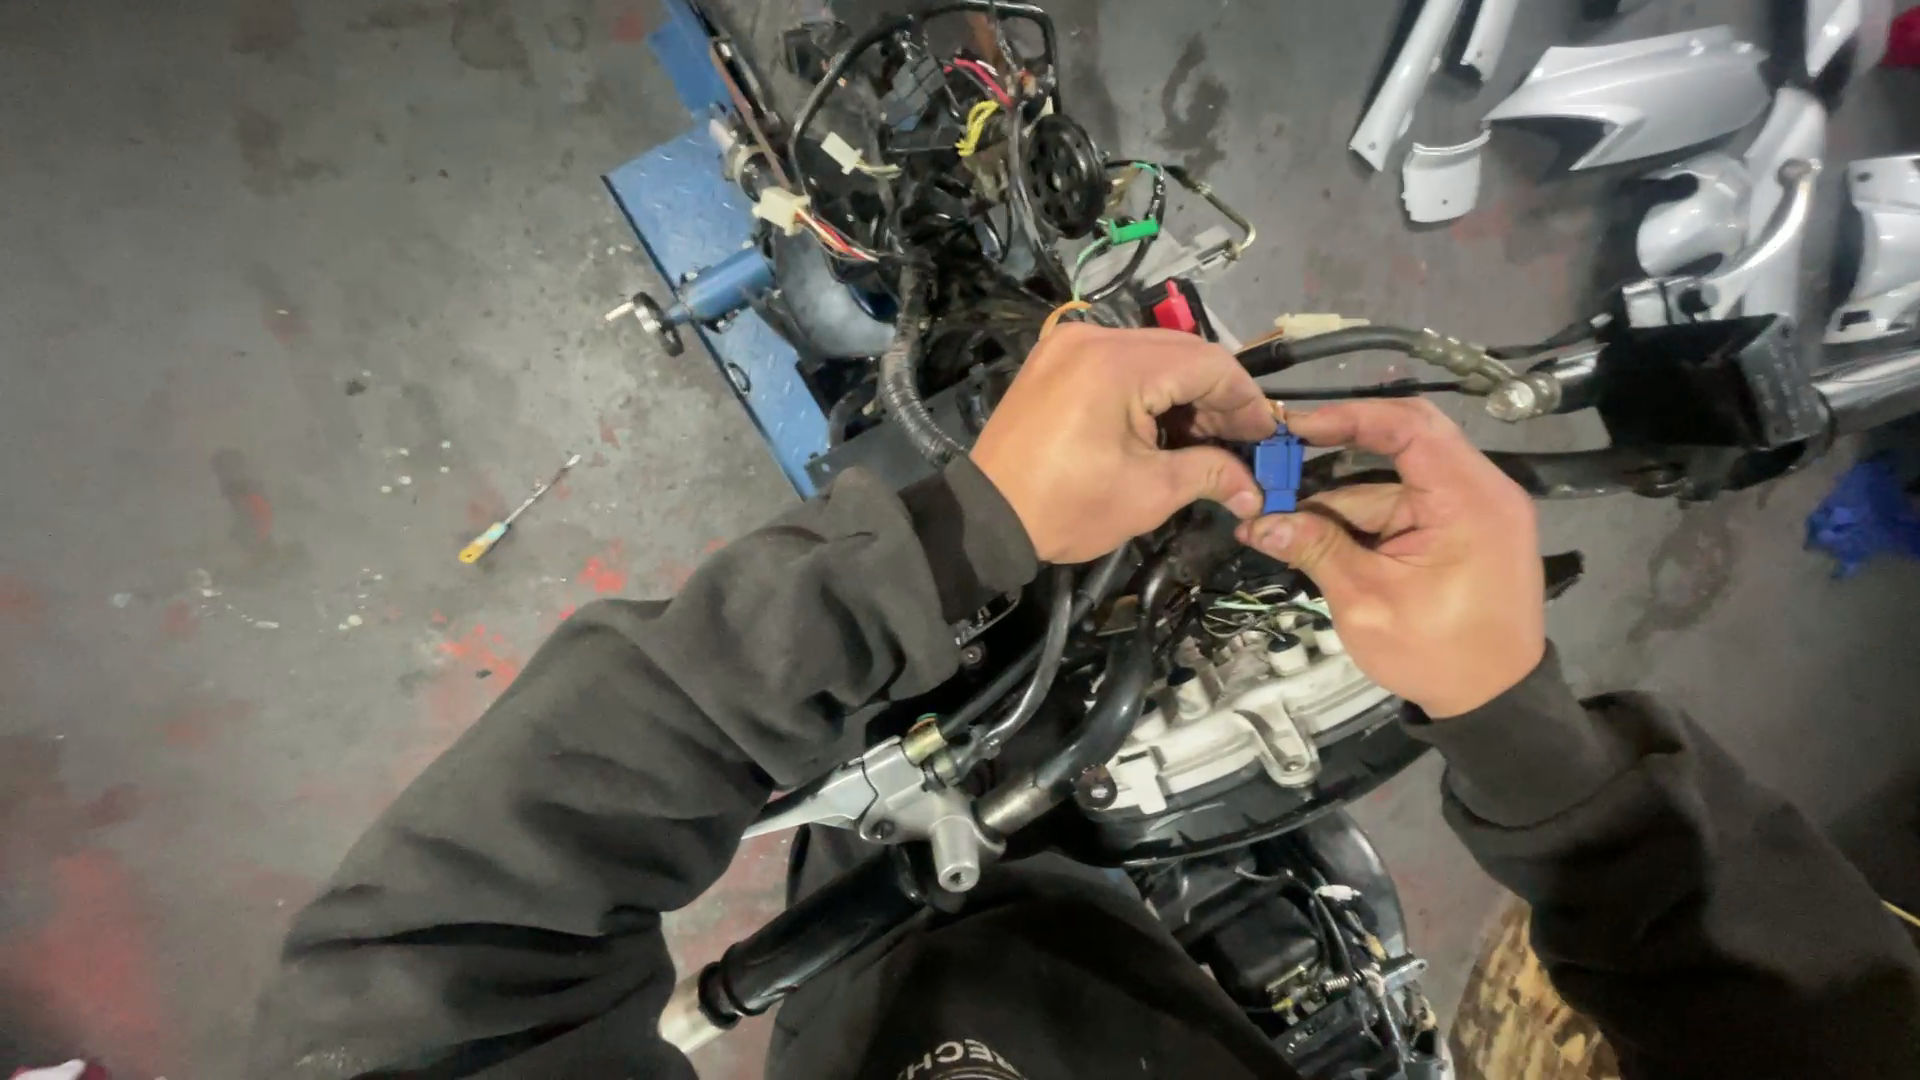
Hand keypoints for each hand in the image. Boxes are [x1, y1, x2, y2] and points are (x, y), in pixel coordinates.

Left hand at [972, 323, 1275, 563]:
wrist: (986, 518)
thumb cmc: (1065, 508)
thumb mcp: (1147, 494)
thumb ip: (1209, 474)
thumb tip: (1255, 487)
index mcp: (1116, 364)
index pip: (1207, 363)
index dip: (1244, 400)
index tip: (1266, 435)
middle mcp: (1092, 338)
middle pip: (1180, 353)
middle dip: (1215, 397)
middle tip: (1237, 442)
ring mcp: (1067, 344)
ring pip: (1149, 355)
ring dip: (1181, 392)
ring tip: (1202, 438)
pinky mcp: (1052, 360)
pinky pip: (1115, 362)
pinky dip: (1144, 389)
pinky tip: (1160, 423)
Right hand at [1237, 399, 1543, 717]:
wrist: (1492, 700)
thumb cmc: (1435, 651)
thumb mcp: (1365, 599)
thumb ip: (1314, 549)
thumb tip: (1254, 522)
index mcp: (1469, 499)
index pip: (1410, 427)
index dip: (1348, 417)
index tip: (1293, 427)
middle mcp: (1477, 489)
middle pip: (1403, 438)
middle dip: (1337, 445)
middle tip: (1279, 454)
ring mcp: (1466, 508)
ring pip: (1387, 480)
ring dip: (1334, 501)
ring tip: (1275, 524)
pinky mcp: (1453, 528)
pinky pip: (1394, 507)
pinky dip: (1352, 521)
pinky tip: (1309, 539)